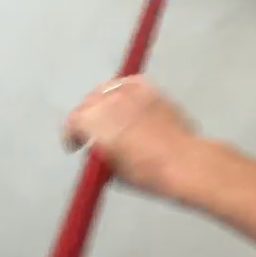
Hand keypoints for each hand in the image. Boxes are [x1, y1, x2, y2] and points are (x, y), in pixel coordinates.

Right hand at [63, 76, 203, 198]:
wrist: (185, 162)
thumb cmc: (147, 173)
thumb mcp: (113, 170)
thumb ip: (99, 153)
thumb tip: (97, 148)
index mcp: (94, 122)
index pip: (72, 122)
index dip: (70, 135)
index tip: (76, 146)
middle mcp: (108, 101)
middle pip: (87, 103)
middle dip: (85, 118)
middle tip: (92, 133)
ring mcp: (129, 91)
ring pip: (105, 89)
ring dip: (102, 102)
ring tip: (109, 115)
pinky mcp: (149, 89)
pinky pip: (128, 83)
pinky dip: (123, 91)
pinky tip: (127, 101)